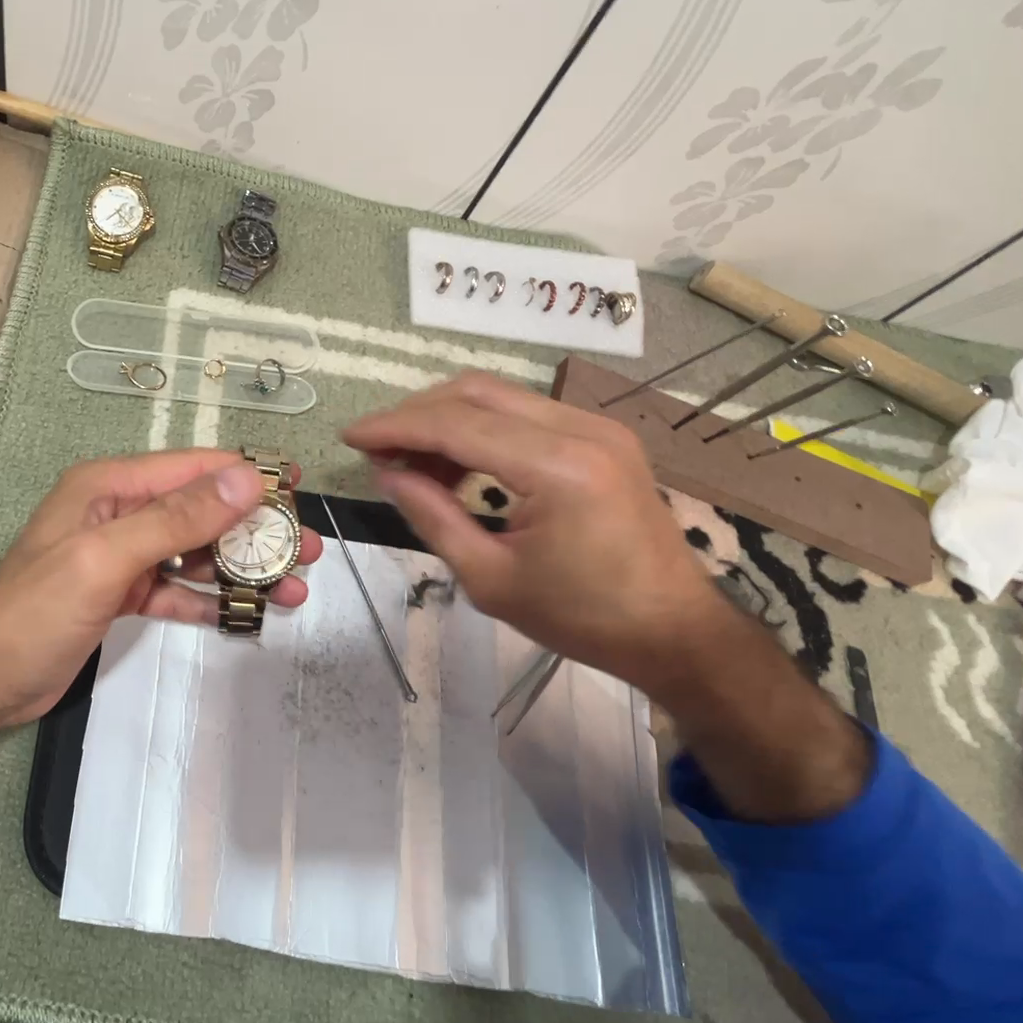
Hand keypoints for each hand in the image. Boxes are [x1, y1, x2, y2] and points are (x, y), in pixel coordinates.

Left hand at [0, 449, 322, 726]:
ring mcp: (121, 556)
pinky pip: (176, 590)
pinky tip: (246, 615)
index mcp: (108, 487)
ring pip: (194, 553)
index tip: (299, 488)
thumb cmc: (37, 611)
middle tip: (309, 551)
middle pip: (199, 511)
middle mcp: (117, 513)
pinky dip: (209, 600)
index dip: (246, 475)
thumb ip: (176, 518)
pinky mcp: (122, 594)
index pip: (190, 469)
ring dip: (241, 569)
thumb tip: (244, 479)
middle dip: (254, 530)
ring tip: (293, 589)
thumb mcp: (106, 558)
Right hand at [343, 372, 726, 691]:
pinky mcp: (602, 436)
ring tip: (411, 465)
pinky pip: (524, 414)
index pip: (455, 424)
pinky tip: (456, 464)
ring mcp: (597, 427)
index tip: (350, 438)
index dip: (394, 427)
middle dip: (415, 414)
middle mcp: (581, 430)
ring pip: (498, 396)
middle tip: (377, 451)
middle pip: (475, 393)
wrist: (673, 630)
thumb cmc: (581, 618)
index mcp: (558, 468)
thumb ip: (432, 517)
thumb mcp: (490, 579)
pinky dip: (479, 428)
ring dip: (444, 419)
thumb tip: (387, 474)